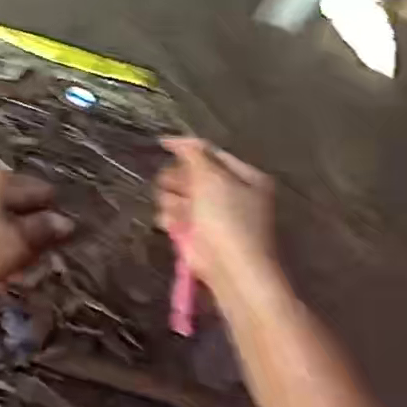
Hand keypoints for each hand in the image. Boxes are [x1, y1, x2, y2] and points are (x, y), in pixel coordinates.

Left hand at [0, 168, 73, 286]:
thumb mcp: (15, 244)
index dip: (56, 215)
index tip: (63, 244)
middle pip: (17, 201)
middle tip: (37, 259)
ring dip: (8, 238)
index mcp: (0, 180)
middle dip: (31, 227)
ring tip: (12, 266)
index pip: (42, 191)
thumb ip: (42, 231)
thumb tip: (65, 220)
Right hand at [156, 138, 276, 286]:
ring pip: (175, 192)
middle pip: (188, 172)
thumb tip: (176, 140)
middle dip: (178, 180)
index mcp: (243, 177)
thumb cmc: (227, 218)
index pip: (209, 152)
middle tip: (181, 189)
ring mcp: (211, 212)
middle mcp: (229, 192)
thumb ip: (193, 153)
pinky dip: (172, 218)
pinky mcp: (195, 230)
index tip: (162, 145)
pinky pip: (173, 213)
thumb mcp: (211, 177)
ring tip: (182, 214)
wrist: (229, 266)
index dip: (186, 148)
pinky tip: (177, 226)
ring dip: (173, 201)